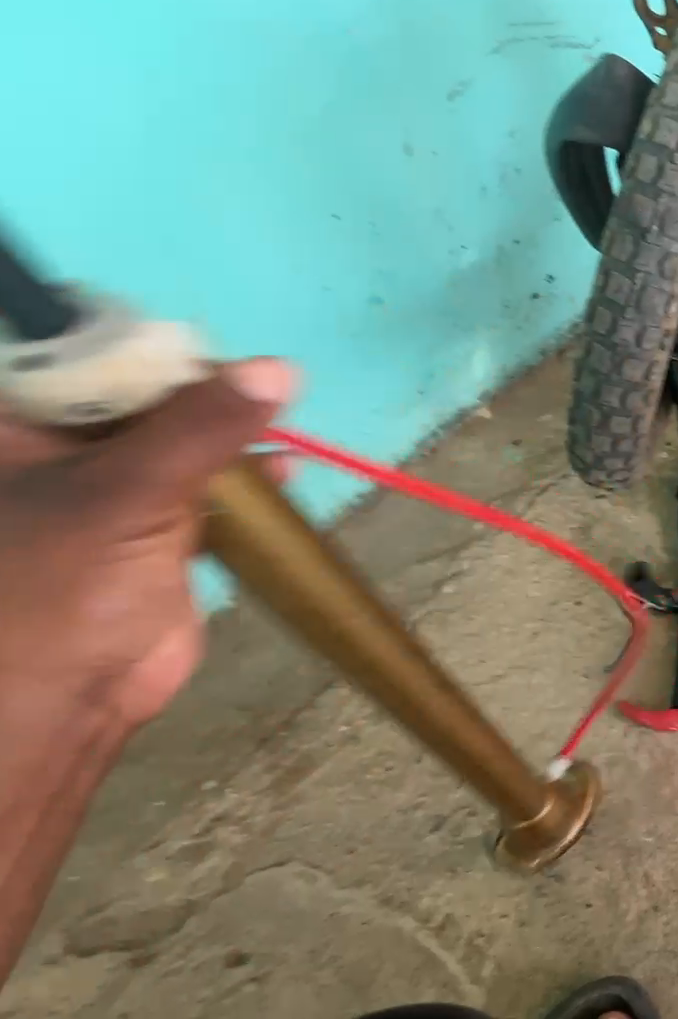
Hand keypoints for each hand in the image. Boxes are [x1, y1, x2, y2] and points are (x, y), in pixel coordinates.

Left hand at [0, 360, 292, 726]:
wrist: (65, 693)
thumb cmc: (57, 584)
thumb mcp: (128, 492)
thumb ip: (201, 428)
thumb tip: (279, 369)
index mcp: (13, 430)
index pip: (75, 358)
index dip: (143, 349)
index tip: (211, 358)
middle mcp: (53, 452)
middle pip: (136, 395)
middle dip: (200, 392)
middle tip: (258, 389)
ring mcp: (106, 492)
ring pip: (178, 440)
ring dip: (230, 434)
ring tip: (275, 426)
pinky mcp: (153, 529)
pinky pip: (206, 484)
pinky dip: (248, 476)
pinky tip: (285, 469)